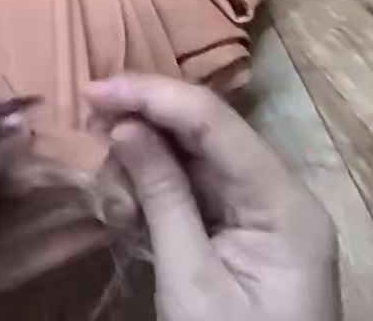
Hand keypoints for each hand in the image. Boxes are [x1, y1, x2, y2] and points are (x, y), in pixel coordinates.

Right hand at [86, 74, 338, 320]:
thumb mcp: (191, 282)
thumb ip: (162, 195)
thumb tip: (122, 124)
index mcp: (284, 204)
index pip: (212, 120)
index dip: (149, 95)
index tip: (92, 91)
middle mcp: (279, 190)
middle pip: (205, 124)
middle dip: (143, 109)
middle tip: (88, 109)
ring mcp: (262, 204)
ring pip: (196, 142)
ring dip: (144, 134)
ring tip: (99, 136)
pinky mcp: (242, 219)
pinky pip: (194, 171)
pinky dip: (154, 164)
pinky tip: (124, 165)